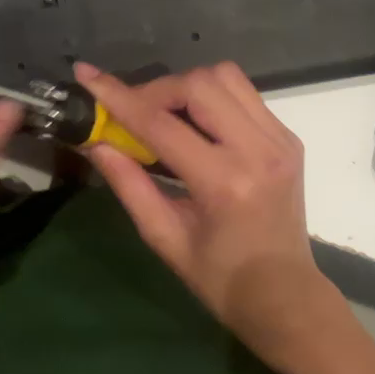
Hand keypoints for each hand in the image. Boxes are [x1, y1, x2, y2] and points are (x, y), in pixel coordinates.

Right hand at [74, 61, 329, 345]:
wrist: (286, 297)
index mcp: (224, 184)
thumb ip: (127, 182)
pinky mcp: (287, 137)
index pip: (162, 124)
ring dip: (185, 86)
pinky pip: (241, 92)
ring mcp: (279, 140)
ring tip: (166, 114)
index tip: (86, 76)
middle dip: (155, 90)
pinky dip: (210, 96)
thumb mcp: (162, 236)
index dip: (119, 97)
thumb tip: (93, 140)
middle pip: (198, 85)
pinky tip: (197, 123)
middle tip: (134, 113)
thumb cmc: (219, 277)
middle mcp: (258, 151)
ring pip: (223, 77)